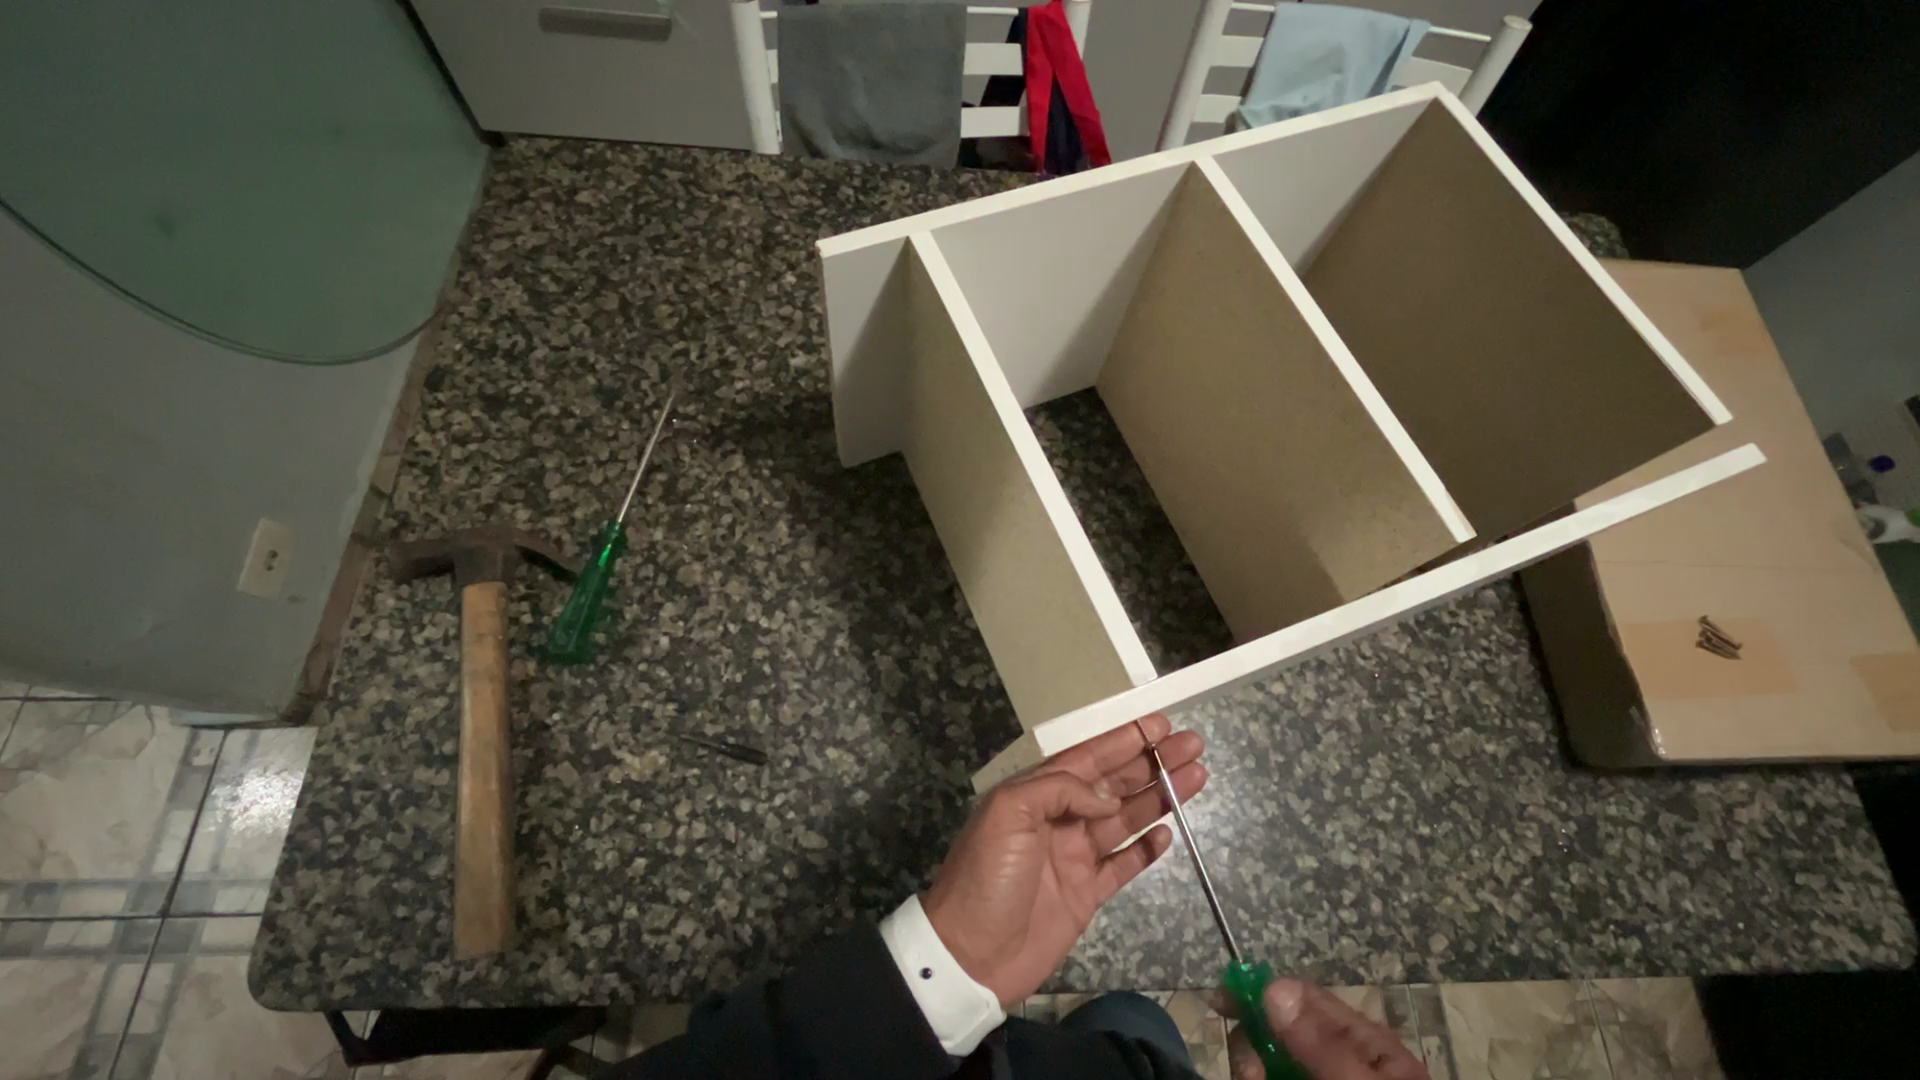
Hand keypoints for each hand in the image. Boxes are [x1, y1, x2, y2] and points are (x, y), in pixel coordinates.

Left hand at [921, 715, 1207, 1008]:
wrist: (970, 954)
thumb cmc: (986, 875)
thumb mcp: (1009, 812)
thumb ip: (1059, 790)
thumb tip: (1106, 797)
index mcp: (1036, 793)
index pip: (1088, 758)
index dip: (1124, 741)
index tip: (1159, 725)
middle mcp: (1059, 819)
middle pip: (1114, 784)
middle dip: (1152, 763)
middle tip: (1192, 745)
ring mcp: (1074, 857)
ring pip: (1126, 819)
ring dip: (1160, 797)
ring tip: (1196, 776)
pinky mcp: (1086, 894)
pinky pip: (1123, 864)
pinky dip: (1146, 848)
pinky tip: (1168, 832)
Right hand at [1228, 979, 1428, 1079]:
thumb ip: (1323, 1046)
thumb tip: (1273, 988)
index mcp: (1364, 1046)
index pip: (1305, 998)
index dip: (1262, 991)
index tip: (1222, 1002)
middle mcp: (1334, 1061)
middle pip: (1274, 1028)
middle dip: (1253, 1046)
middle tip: (1253, 1077)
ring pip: (1262, 1062)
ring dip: (1250, 1072)